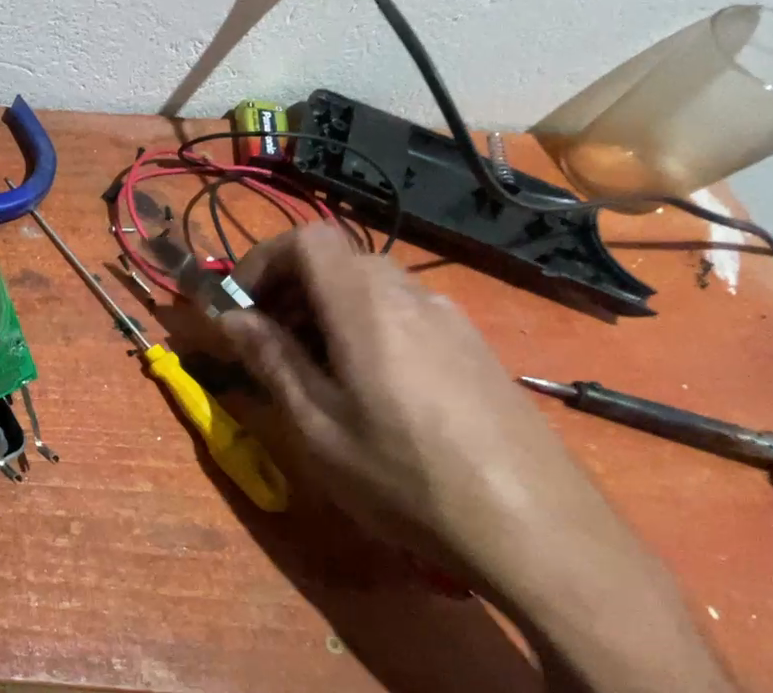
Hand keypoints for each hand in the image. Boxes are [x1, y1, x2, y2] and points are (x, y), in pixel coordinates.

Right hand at [213, 223, 584, 569]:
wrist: (543, 535)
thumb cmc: (407, 477)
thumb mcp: (317, 425)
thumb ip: (270, 358)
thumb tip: (229, 316)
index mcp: (366, 304)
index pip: (306, 237)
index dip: (262, 259)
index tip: (241, 307)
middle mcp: (411, 296)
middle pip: (337, 259)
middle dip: (289, 288)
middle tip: (269, 342)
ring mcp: (451, 320)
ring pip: (370, 286)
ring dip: (326, 309)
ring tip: (314, 371)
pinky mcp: (475, 349)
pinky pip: (404, 313)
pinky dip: (366, 327)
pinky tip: (370, 389)